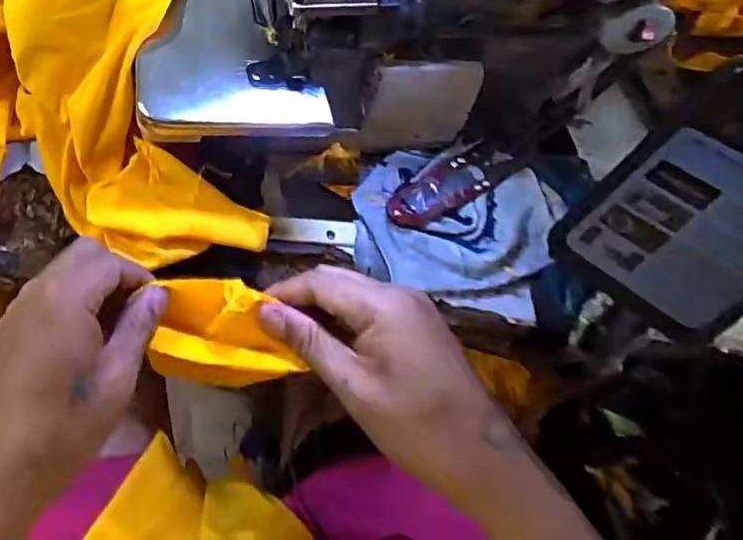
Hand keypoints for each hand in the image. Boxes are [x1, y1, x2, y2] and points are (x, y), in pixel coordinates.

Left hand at [0, 238, 166, 538]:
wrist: (7, 463)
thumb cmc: (69, 424)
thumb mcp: (117, 378)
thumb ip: (138, 325)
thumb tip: (159, 292)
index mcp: (66, 296)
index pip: (110, 261)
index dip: (139, 276)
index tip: (156, 305)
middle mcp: (39, 286)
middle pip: (84, 251)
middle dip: (115, 269)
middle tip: (134, 308)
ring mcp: (20, 301)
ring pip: (64, 265)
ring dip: (92, 279)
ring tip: (111, 322)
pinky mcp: (10, 319)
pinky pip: (47, 286)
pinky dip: (70, 292)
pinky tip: (81, 332)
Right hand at [258, 267, 596, 539]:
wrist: (488, 465)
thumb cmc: (415, 427)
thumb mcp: (353, 386)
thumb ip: (308, 340)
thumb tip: (264, 310)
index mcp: (383, 302)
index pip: (319, 280)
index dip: (283, 291)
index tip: (253, 310)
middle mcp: (398, 292)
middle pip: (335, 278)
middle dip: (299, 294)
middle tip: (269, 320)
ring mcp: (413, 305)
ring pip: (352, 289)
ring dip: (320, 303)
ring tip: (293, 329)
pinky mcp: (419, 321)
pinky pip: (370, 303)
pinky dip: (343, 313)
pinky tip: (330, 336)